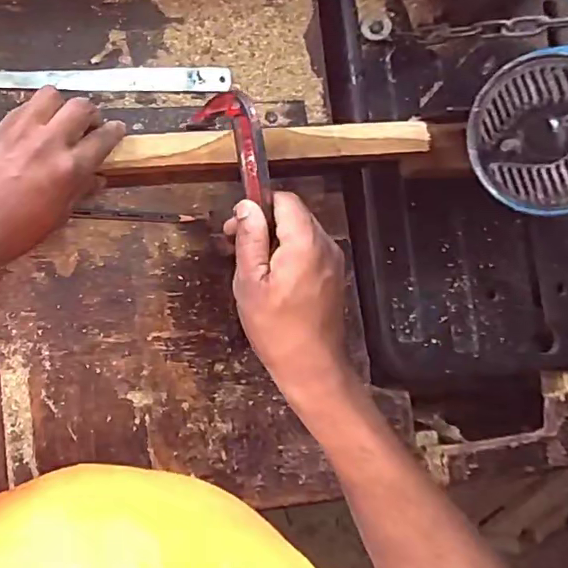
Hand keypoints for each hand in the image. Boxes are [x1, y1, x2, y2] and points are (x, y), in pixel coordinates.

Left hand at [0, 87, 127, 270]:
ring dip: (61, 105)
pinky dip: (36, 113)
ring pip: (51, 96)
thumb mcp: (59, 214)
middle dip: (91, 114)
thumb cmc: (20, 231)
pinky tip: (33, 129)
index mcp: (70, 167)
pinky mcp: (0, 129)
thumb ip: (80, 190)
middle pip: (81, 107)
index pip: (103, 137)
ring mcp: (22, 131)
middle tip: (88, 126)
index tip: (117, 130)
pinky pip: (24, 107)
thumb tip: (97, 178)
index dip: (115, 131)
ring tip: (59, 120)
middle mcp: (49, 142)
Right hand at [227, 192, 357, 406]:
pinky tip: (271, 276)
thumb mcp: (250, 281)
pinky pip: (308, 248)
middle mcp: (325, 244)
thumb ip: (249, 238)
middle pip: (293, 213)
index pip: (285, 200)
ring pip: (300, 230)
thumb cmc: (275, 328)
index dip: (258, 204)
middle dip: (263, 222)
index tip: (235, 224)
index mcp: (305, 242)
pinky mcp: (333, 274)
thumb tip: (246, 205)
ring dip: (274, 237)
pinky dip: (288, 251)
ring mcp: (332, 259)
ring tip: (251, 264)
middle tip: (236, 245)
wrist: (312, 367)